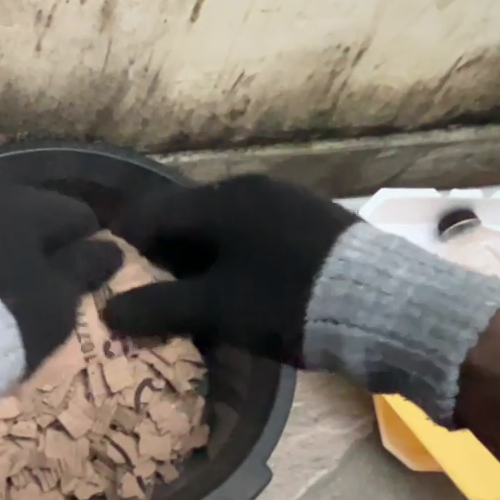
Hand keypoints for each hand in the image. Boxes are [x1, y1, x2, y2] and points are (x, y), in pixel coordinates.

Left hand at [0, 182, 122, 371]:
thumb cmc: (4, 320)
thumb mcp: (56, 301)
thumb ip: (83, 269)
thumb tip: (109, 249)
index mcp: (26, 206)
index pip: (72, 214)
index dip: (86, 240)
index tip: (88, 265)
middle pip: (25, 211)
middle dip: (38, 235)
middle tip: (45, 272)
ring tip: (4, 277)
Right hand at [101, 175, 358, 363]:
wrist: (389, 309)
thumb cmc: (287, 301)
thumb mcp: (214, 308)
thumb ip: (156, 307)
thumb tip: (109, 311)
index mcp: (220, 199)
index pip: (150, 214)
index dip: (124, 247)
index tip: (114, 278)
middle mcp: (250, 188)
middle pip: (185, 218)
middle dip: (163, 255)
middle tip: (152, 293)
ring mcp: (287, 201)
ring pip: (221, 227)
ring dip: (199, 258)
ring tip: (194, 297)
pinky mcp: (314, 221)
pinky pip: (254, 233)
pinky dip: (234, 258)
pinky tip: (241, 289)